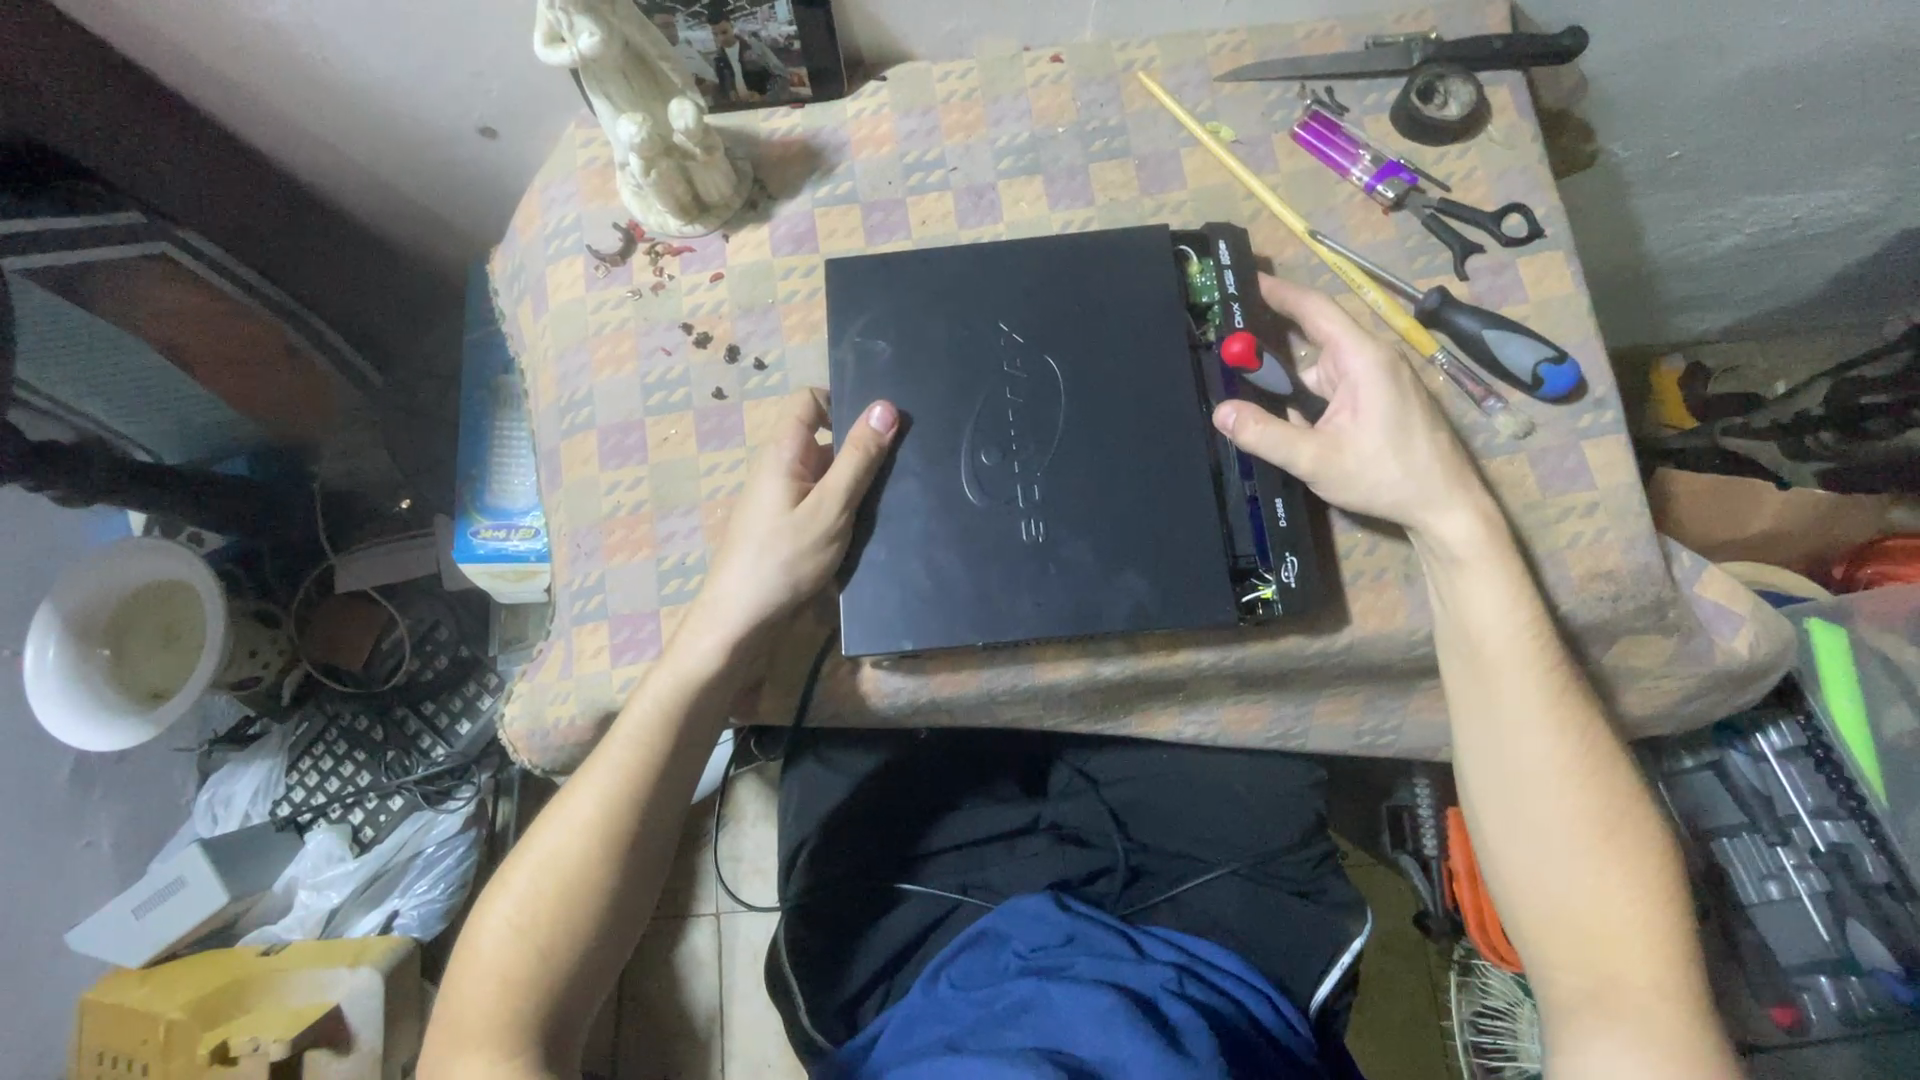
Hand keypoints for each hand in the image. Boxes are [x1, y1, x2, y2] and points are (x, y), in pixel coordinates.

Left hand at [675, 388, 898, 669]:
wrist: (741, 621)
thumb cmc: (784, 559)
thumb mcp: (831, 507)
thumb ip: (859, 458)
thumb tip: (886, 406)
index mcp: (783, 451)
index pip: (809, 400)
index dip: (843, 402)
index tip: (880, 427)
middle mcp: (780, 469)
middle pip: (825, 440)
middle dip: (861, 451)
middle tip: (902, 467)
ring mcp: (783, 501)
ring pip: (828, 476)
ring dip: (857, 486)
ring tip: (895, 501)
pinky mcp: (788, 529)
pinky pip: (823, 504)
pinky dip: (846, 511)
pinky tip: (871, 530)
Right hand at [1213, 274, 1493, 542]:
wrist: (1445, 504)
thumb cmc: (1386, 477)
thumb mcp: (1316, 460)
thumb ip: (1264, 434)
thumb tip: (1221, 412)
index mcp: (1362, 359)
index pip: (1315, 308)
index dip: (1279, 292)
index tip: (1246, 281)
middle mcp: (1372, 359)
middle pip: (1312, 339)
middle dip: (1273, 346)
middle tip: (1229, 351)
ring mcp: (1379, 379)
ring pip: (1320, 369)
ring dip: (1290, 383)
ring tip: (1251, 394)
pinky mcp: (1381, 399)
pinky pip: (1334, 387)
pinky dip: (1307, 398)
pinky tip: (1290, 422)